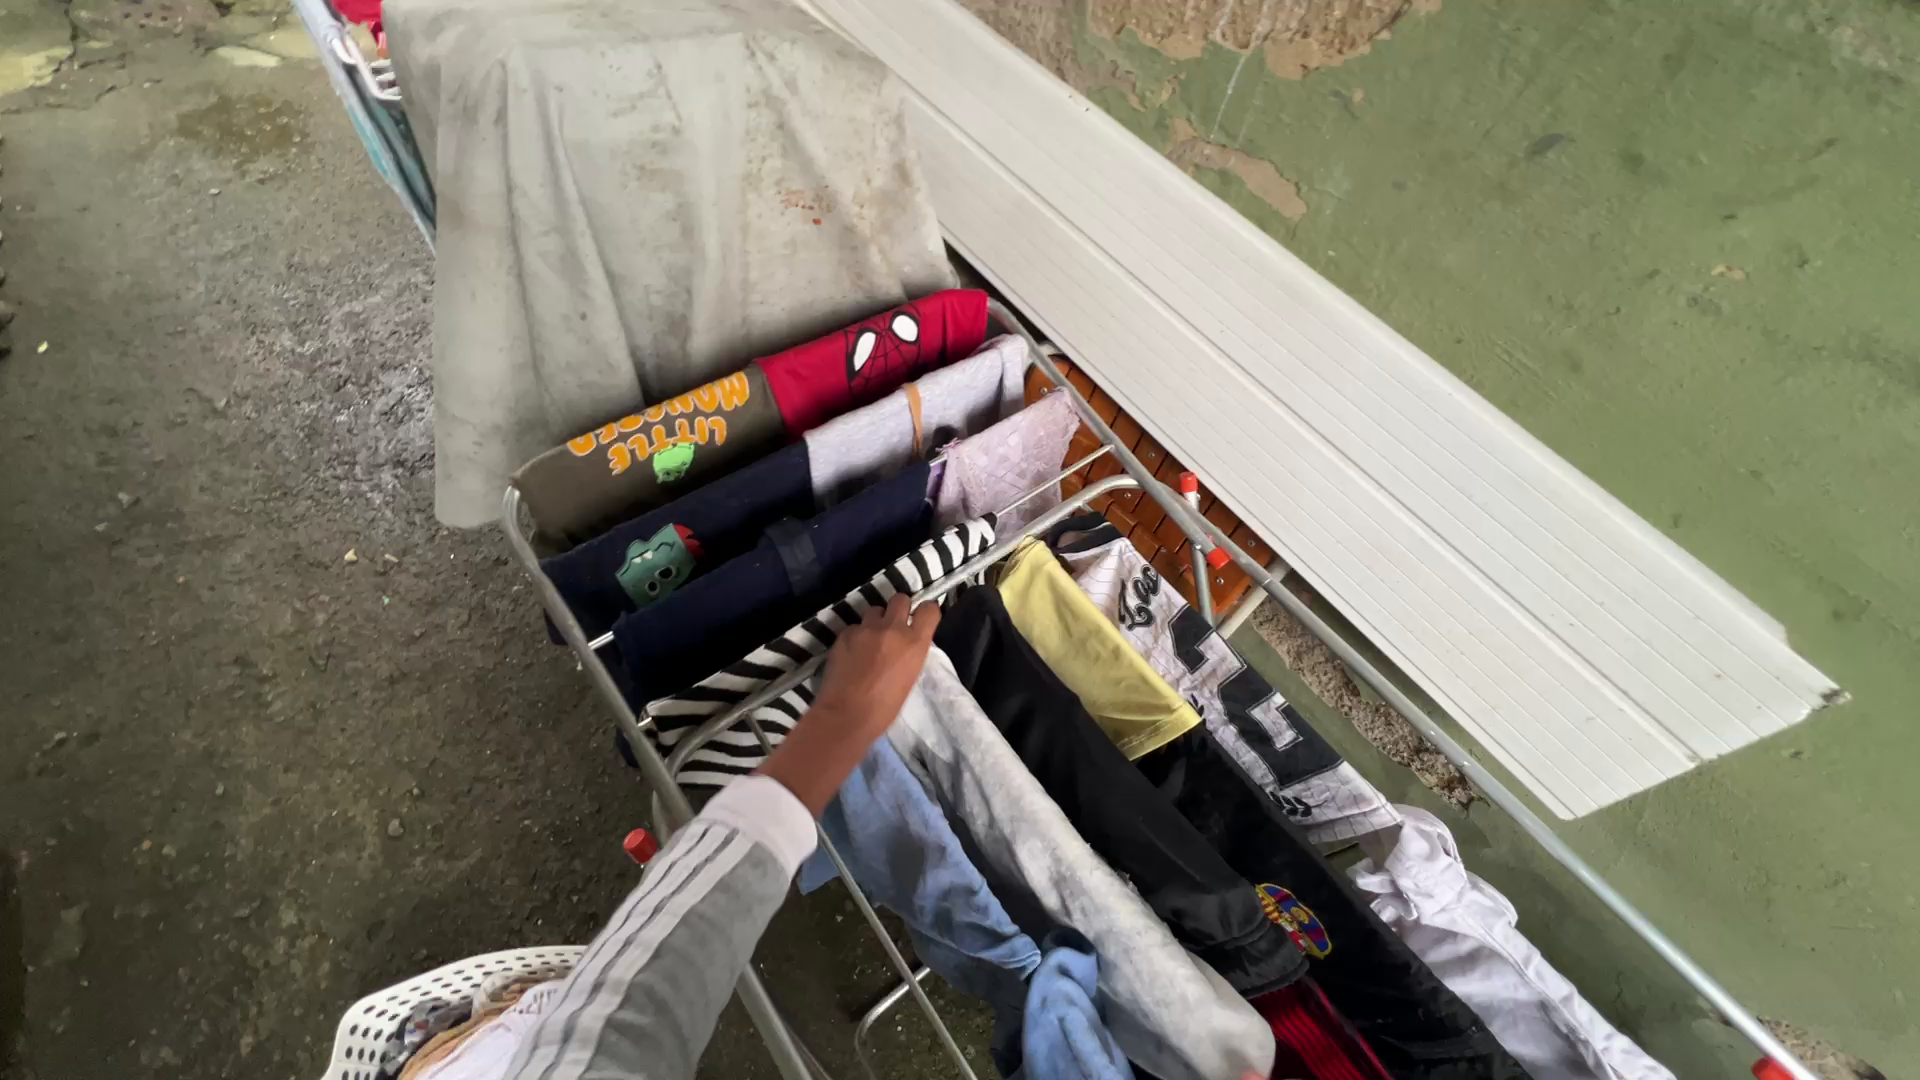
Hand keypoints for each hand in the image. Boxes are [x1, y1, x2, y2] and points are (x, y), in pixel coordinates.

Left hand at [757, 594, 941, 815]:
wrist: (847, 716)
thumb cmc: (885, 708)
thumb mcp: (910, 677)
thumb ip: (910, 653)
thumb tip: (906, 644)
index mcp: (915, 643)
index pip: (929, 609)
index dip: (926, 611)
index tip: (921, 617)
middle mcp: (892, 629)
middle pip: (900, 598)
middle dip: (898, 608)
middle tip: (893, 624)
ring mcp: (866, 629)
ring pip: (874, 610)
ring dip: (875, 621)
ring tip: (870, 639)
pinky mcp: (845, 634)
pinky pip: (854, 627)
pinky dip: (855, 636)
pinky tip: (851, 653)